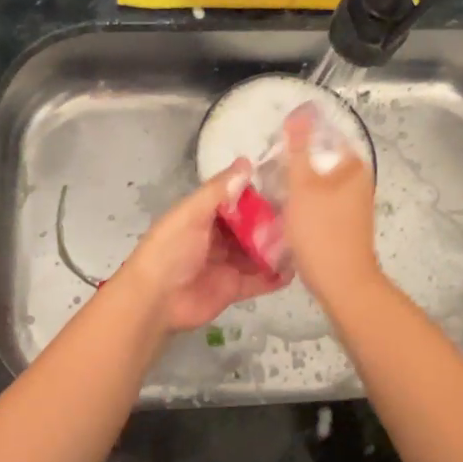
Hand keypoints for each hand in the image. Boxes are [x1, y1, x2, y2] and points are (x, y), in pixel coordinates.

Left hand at [120, 159, 288, 331]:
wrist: (156, 300)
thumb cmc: (171, 249)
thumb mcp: (192, 213)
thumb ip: (219, 190)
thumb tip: (246, 161)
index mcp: (203, 215)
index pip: (235, 200)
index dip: (257, 193)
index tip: (286, 185)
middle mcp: (216, 237)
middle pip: (250, 227)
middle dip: (271, 223)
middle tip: (304, 215)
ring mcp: (226, 263)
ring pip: (257, 253)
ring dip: (276, 248)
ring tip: (306, 240)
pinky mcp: (233, 288)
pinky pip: (259, 281)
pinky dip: (275, 276)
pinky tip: (295, 269)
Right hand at [282, 103, 382, 303]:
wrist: (342, 283)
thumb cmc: (321, 230)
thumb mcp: (303, 184)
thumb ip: (298, 146)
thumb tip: (300, 110)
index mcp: (355, 165)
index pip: (325, 135)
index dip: (299, 137)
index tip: (274, 149)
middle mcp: (358, 181)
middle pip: (320, 160)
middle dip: (294, 163)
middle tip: (266, 171)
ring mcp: (352, 204)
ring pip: (317, 183)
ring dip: (295, 185)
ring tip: (269, 191)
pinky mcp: (344, 223)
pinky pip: (319, 203)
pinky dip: (303, 203)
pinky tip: (282, 212)